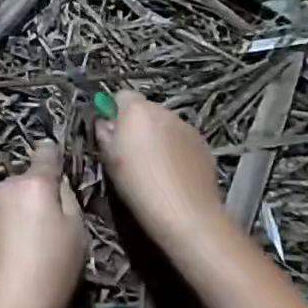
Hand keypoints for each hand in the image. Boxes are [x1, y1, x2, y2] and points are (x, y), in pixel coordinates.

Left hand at [0, 141, 88, 307]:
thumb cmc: (48, 276)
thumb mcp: (77, 238)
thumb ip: (67, 201)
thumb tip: (56, 183)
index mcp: (33, 185)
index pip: (45, 154)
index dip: (53, 157)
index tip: (55, 165)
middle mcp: (0, 188)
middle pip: (22, 185)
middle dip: (31, 200)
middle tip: (44, 235)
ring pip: (0, 206)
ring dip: (9, 218)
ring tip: (19, 257)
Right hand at [95, 90, 229, 252]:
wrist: (186, 213)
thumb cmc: (138, 184)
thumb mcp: (109, 160)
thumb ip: (104, 133)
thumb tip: (105, 122)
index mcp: (137, 111)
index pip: (122, 95)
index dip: (114, 111)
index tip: (112, 133)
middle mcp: (164, 111)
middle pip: (145, 109)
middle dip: (138, 124)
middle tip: (132, 152)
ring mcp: (187, 127)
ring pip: (166, 124)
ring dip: (158, 136)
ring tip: (154, 165)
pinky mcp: (203, 144)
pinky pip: (182, 139)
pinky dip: (176, 149)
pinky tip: (173, 173)